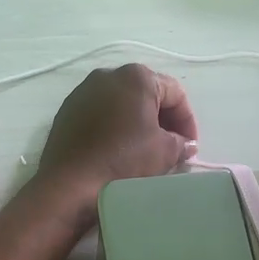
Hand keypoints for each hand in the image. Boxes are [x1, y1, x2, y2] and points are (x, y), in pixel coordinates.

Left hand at [36, 64, 197, 206]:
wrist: (71, 184)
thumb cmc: (124, 160)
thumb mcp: (164, 152)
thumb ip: (181, 143)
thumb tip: (186, 144)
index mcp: (136, 77)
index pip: (175, 93)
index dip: (188, 120)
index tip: (190, 146)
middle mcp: (108, 75)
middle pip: (147, 93)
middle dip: (163, 119)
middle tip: (172, 146)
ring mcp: (84, 91)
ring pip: (122, 103)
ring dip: (138, 122)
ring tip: (145, 149)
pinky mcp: (68, 110)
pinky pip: (101, 113)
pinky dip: (115, 127)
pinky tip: (118, 150)